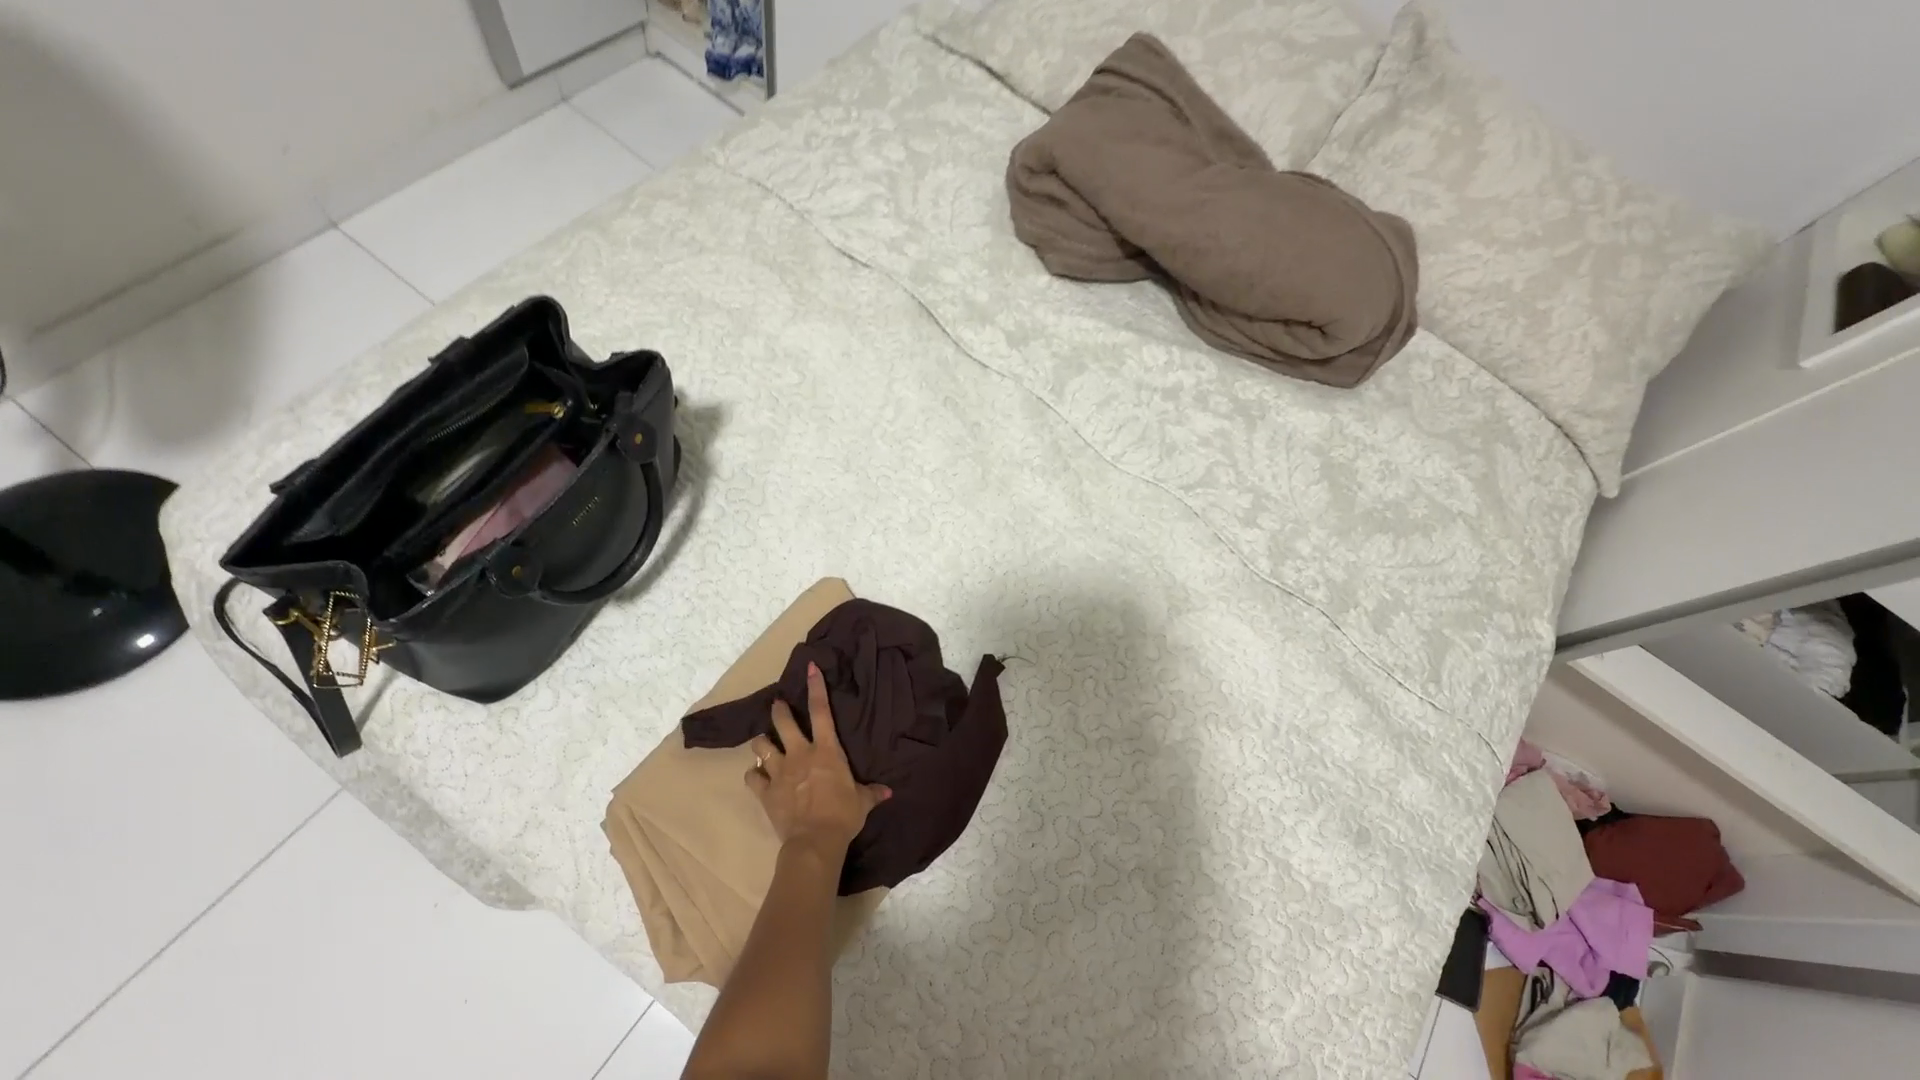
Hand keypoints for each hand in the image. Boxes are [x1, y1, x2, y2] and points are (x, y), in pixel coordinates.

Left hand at [747, 661, 890, 853]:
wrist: (815, 841)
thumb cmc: (843, 815)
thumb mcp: (862, 802)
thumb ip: (871, 792)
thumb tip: (887, 791)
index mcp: (825, 750)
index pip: (820, 711)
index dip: (816, 687)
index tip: (811, 668)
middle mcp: (799, 754)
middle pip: (782, 722)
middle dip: (778, 710)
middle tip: (778, 706)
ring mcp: (779, 771)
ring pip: (761, 746)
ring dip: (762, 743)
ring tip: (764, 743)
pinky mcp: (765, 792)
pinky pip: (752, 777)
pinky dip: (754, 775)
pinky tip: (757, 776)